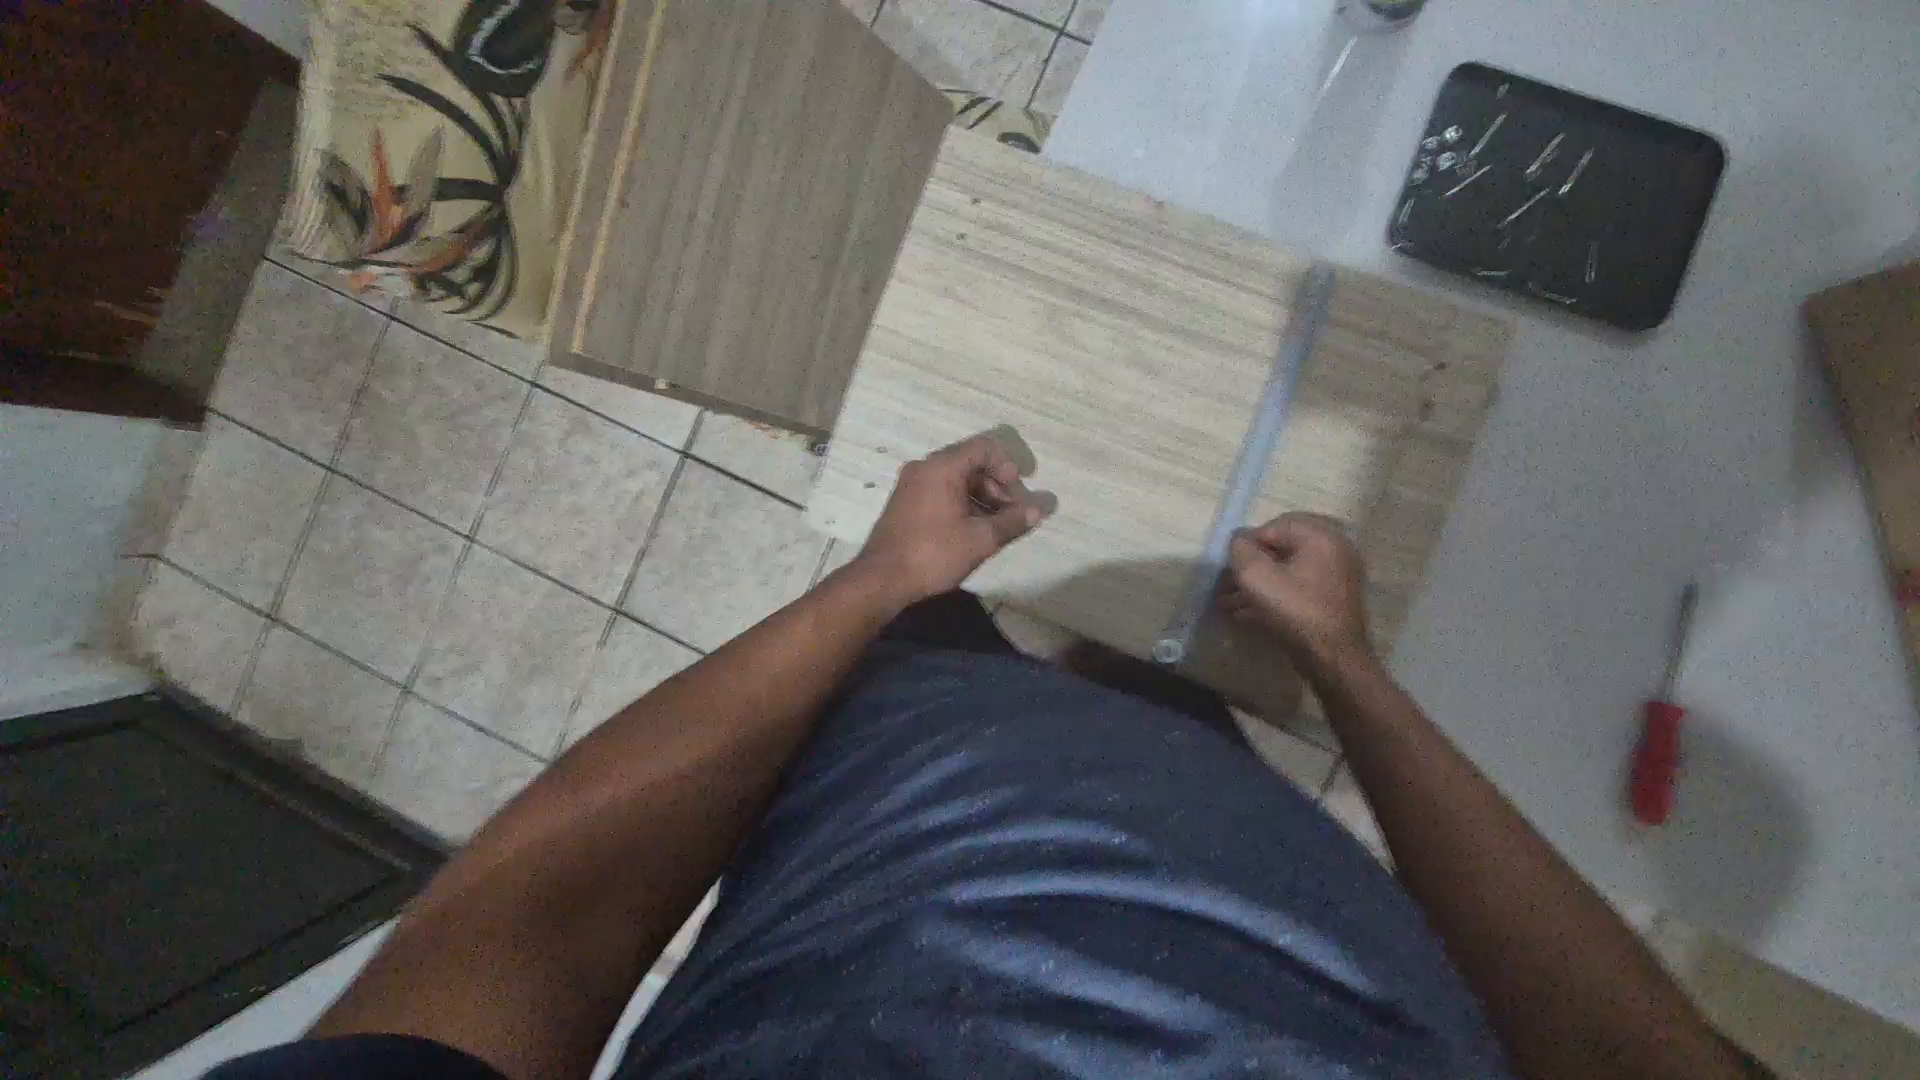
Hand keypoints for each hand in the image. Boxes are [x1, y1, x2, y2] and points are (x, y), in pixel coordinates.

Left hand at [852, 433, 1053, 605]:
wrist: (882, 579)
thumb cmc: (933, 554)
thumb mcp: (980, 540)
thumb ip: (1012, 521)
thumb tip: (1039, 510)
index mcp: (941, 466)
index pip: (984, 448)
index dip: (1008, 467)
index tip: (1019, 493)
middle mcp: (924, 467)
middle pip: (971, 463)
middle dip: (998, 486)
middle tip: (1013, 513)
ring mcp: (912, 484)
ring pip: (957, 480)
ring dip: (983, 497)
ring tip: (999, 526)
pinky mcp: (907, 503)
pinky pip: (942, 492)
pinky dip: (963, 504)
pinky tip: (975, 529)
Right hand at [1220, 513, 1373, 669]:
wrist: (1332, 659)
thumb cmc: (1295, 610)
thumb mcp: (1256, 576)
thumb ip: (1241, 550)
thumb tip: (1239, 542)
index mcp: (1321, 539)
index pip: (1276, 526)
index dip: (1247, 542)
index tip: (1228, 563)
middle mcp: (1333, 553)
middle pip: (1280, 551)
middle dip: (1248, 567)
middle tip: (1224, 582)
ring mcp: (1333, 580)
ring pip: (1285, 574)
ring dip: (1254, 586)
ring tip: (1225, 602)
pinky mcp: (1328, 603)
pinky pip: (1294, 592)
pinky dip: (1270, 598)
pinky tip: (1242, 614)